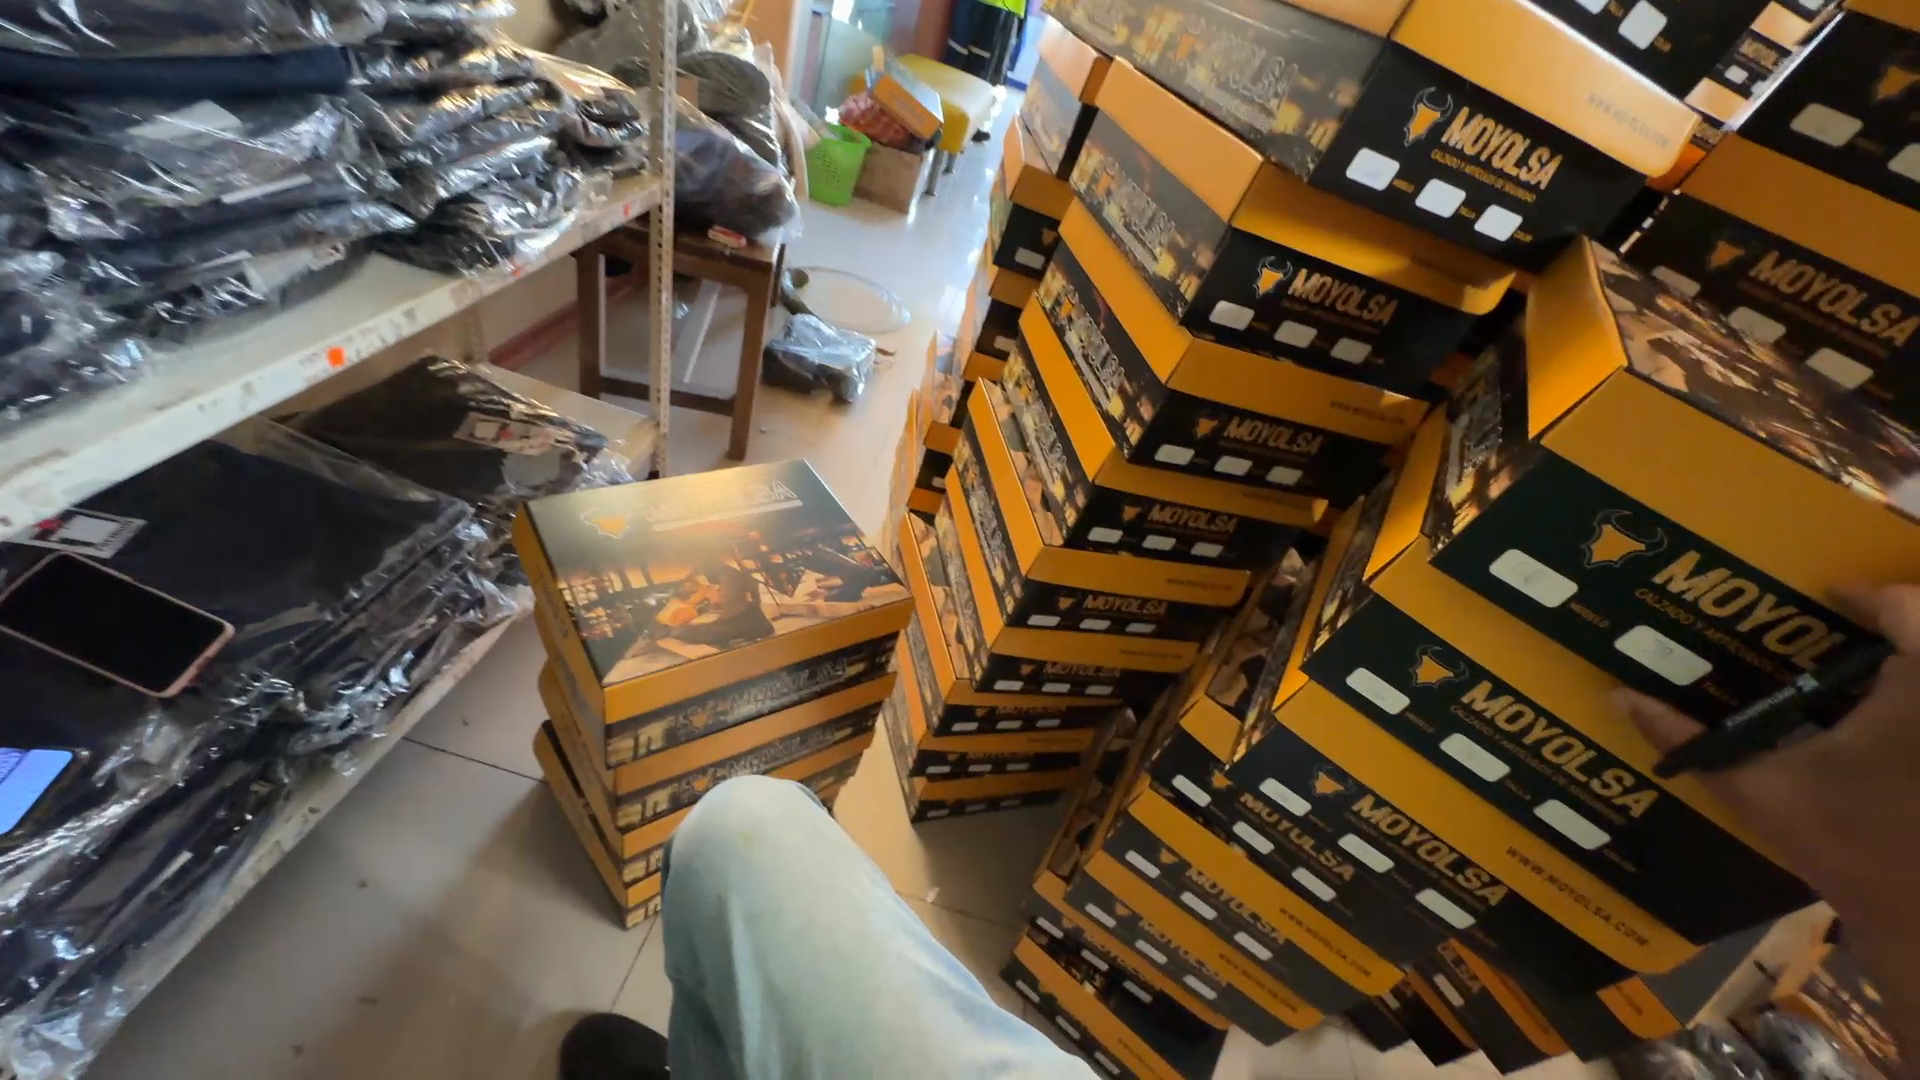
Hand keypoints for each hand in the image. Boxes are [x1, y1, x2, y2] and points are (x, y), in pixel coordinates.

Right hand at [1611, 583, 1919, 927]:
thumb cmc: (1844, 844)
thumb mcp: (1750, 787)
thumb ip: (1685, 737)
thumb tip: (1618, 695)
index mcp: (1915, 698)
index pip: (1913, 612)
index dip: (1874, 595)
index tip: (1831, 595)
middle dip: (1899, 623)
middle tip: (1845, 625)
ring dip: (1908, 658)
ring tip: (1866, 666)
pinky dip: (1907, 696)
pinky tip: (1880, 720)